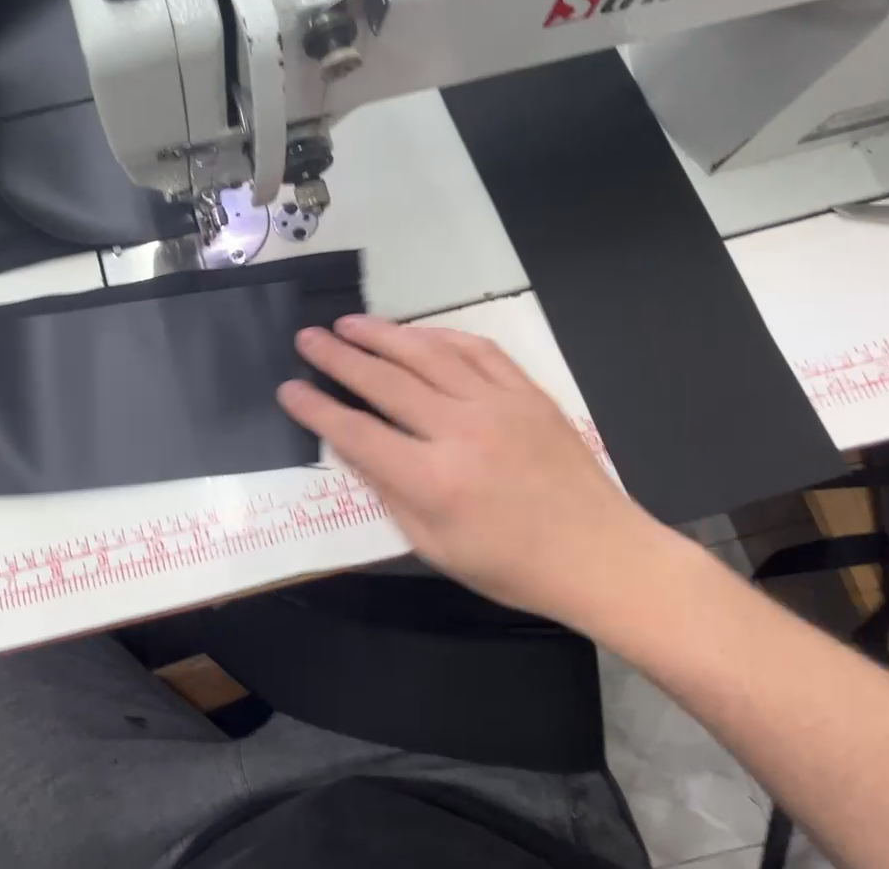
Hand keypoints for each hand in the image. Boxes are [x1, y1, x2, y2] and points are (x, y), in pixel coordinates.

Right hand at [277, 316, 670, 626]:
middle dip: (338, 357)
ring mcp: (498, 406)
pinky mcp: (527, 394)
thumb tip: (349, 445)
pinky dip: (439, 336)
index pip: (357, 433)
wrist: (600, 556)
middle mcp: (461, 431)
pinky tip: (414, 333)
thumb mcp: (432, 545)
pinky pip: (476, 351)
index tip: (288, 389)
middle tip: (307, 338)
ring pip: (427, 354)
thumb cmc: (509, 565)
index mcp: (433, 480)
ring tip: (347, 323)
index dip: (316, 409)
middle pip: (385, 381)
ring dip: (381, 334)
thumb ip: (387, 491)